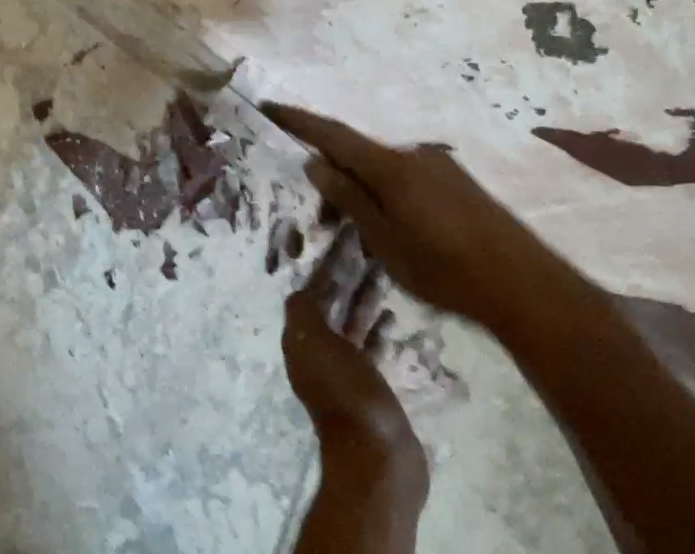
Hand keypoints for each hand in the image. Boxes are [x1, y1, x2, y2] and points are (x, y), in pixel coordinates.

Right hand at [266, 103, 555, 329]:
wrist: (523, 285)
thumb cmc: (444, 269)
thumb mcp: (383, 240)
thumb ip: (349, 198)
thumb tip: (314, 163)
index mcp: (391, 167)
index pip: (333, 135)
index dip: (299, 122)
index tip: (269, 108)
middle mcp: (414, 156)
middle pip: (358, 155)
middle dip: (330, 176)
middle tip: (319, 218)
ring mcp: (439, 168)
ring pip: (382, 171)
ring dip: (359, 192)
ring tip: (354, 234)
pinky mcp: (456, 185)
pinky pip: (406, 181)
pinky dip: (384, 197)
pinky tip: (389, 232)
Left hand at [284, 225, 417, 454]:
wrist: (378, 457)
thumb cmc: (346, 393)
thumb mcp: (315, 343)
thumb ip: (304, 311)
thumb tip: (300, 287)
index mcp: (301, 338)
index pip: (311, 289)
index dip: (326, 263)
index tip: (346, 236)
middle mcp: (319, 351)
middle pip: (332, 302)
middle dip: (347, 274)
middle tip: (371, 245)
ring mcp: (345, 370)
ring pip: (352, 321)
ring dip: (365, 297)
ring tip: (386, 270)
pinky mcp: (371, 386)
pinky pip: (371, 347)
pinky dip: (378, 329)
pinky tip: (394, 316)